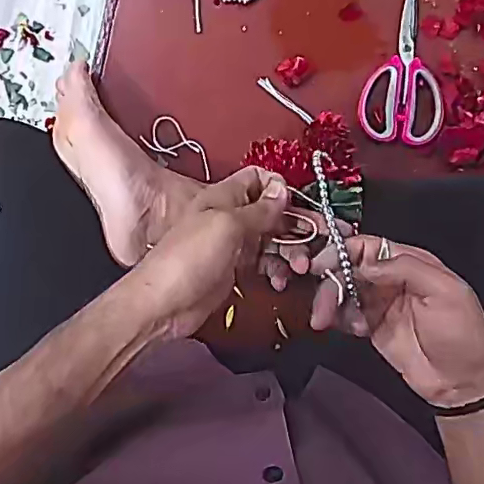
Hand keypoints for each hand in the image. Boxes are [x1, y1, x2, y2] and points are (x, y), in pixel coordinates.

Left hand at [123, 166, 290, 340]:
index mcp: (225, 197)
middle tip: (320, 241)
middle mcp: (230, 217)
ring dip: (291, 251)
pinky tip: (281, 280)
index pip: (258, 178)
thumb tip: (283, 189)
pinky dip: (276, 269)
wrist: (163, 304)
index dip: (280, 188)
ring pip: (271, 239)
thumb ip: (259, 209)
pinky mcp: (234, 269)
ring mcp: (233, 244)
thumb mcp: (227, 225)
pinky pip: (263, 263)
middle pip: (272, 211)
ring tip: (301, 268)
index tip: (298, 206)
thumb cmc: (190, 257)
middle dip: (296, 224)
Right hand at [309, 235, 483, 408]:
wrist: (461, 383)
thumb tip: (366, 263)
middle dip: (331, 280)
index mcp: (411, 263)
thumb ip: (405, 269)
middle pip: (350, 267)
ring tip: (324, 320)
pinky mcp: (372, 327)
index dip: (343, 250)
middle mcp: (392, 279)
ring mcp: (380, 303)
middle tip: (322, 302)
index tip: (323, 264)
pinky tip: (354, 329)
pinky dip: (338, 319)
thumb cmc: (462, 335)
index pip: (369, 246)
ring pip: (343, 291)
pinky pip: (345, 315)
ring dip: (329, 302)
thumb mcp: (444, 292)